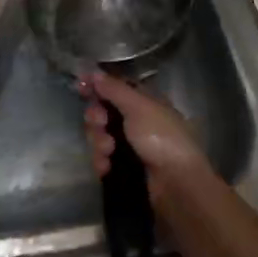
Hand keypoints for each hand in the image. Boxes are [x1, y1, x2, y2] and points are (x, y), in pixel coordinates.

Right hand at [79, 70, 212, 197]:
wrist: (176, 184)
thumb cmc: (161, 138)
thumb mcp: (139, 106)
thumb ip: (114, 89)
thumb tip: (94, 72)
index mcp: (145, 101)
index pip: (116, 88)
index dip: (98, 87)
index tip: (80, 87)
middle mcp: (138, 121)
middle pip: (104, 112)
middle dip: (96, 119)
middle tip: (100, 124)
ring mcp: (131, 145)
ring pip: (101, 136)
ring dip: (99, 142)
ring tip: (108, 152)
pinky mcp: (125, 168)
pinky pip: (104, 159)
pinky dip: (102, 161)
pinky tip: (106, 168)